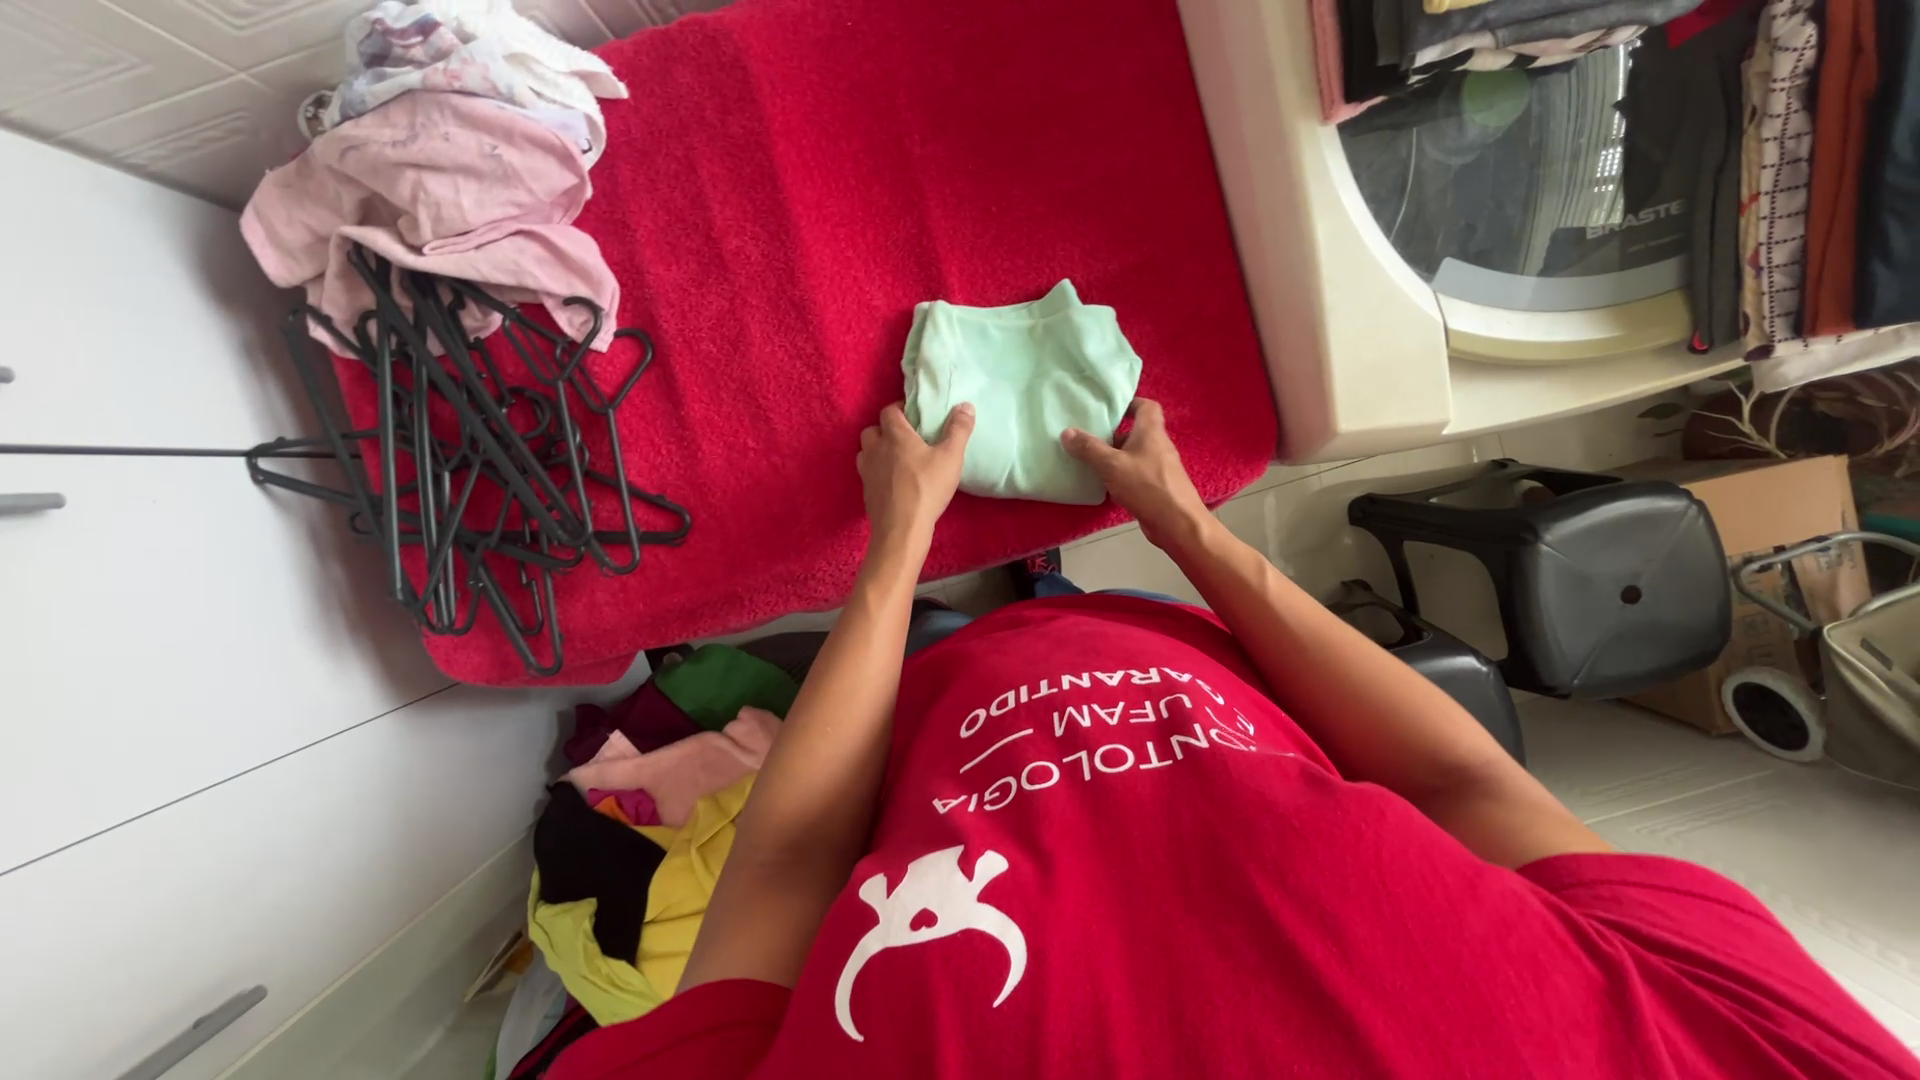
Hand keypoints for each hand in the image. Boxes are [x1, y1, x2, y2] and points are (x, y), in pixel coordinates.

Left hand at [858, 402, 974, 548]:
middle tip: (905, 437)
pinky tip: (892, 482)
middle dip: (885, 429)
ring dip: (877, 450)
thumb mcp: (951, 457)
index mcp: (895, 435)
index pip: (889, 410)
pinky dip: (877, 472)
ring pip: (866, 451)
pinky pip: (867, 473)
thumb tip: (965, 406)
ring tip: (896, 458)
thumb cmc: (927, 488)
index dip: (900, 408)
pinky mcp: (866, 492)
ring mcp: (867, 471)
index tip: (914, 414)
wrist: (902, 528)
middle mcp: (875, 449)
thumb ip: (959, 430)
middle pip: (872, 429)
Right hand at [1062, 398, 1209, 550]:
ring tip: (1092, 461)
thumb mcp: (1111, 465)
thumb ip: (1089, 448)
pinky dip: (1121, 476)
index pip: (1147, 406)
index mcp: (1151, 432)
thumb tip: (1067, 432)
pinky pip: (1136, 474)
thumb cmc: (1146, 486)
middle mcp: (1158, 446)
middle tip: (1091, 437)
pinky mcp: (1157, 487)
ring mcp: (1159, 467)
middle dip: (1114, 434)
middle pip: (1136, 432)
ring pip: (1134, 455)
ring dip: (1116, 457)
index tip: (1109, 409)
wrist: (1177, 523)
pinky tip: (1105, 486)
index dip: (1130, 403)